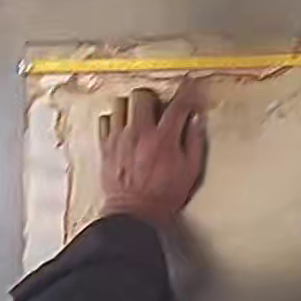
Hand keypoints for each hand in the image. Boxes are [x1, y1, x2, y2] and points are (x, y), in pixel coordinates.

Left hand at [100, 82, 206, 228]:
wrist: (135, 214)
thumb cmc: (164, 196)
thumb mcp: (190, 171)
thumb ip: (194, 142)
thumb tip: (195, 120)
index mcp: (164, 139)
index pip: (177, 105)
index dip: (186, 92)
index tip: (190, 87)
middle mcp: (139, 134)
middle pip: (141, 95)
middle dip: (152, 97)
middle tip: (157, 108)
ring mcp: (120, 139)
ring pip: (120, 103)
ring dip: (131, 107)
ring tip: (138, 117)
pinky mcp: (106, 147)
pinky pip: (105, 120)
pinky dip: (115, 120)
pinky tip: (124, 129)